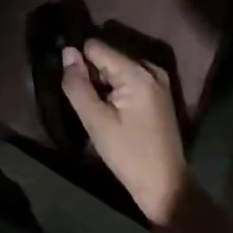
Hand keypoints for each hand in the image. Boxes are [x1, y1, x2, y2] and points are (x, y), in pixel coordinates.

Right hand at [62, 39, 187, 225]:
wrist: (165, 185)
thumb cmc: (128, 153)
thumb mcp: (95, 120)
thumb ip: (78, 84)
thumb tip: (67, 51)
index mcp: (137, 73)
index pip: (95, 47)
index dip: (79, 63)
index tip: (75, 86)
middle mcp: (150, 68)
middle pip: (106, 56)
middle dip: (92, 74)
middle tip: (89, 104)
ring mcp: (157, 80)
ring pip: (115, 67)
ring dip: (102, 83)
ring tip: (99, 109)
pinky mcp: (157, 92)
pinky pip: (126, 77)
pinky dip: (114, 89)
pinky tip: (114, 112)